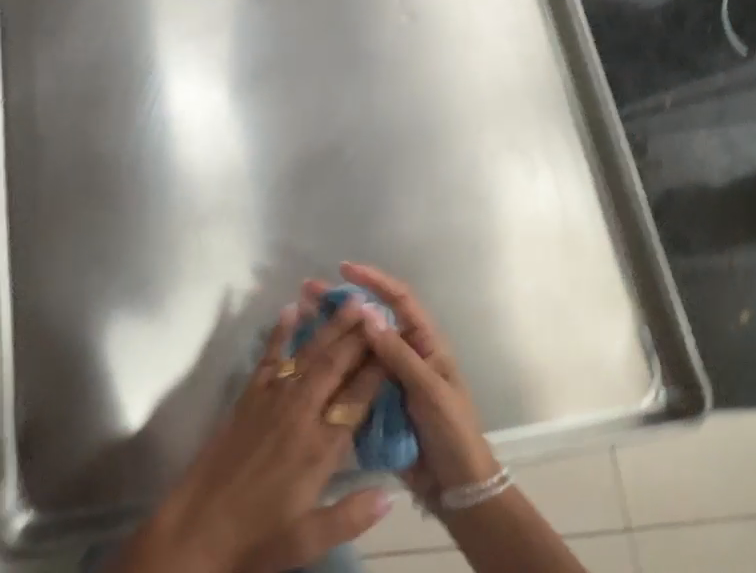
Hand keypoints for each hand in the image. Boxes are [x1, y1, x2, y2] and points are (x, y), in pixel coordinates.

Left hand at [115, 298, 395, 572]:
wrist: (197, 526)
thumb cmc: (258, 537)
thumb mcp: (310, 539)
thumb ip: (352, 515)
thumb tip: (390, 493)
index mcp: (319, 448)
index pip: (357, 399)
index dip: (378, 370)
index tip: (395, 343)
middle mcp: (297, 414)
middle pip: (333, 367)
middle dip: (357, 336)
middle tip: (377, 309)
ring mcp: (269, 401)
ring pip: (305, 356)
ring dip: (328, 328)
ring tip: (349, 302)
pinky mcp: (246, 398)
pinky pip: (268, 358)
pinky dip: (280, 333)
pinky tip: (291, 310)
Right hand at [304, 262, 499, 498]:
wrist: (455, 486)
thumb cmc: (452, 432)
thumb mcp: (430, 391)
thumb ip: (399, 354)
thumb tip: (368, 314)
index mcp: (425, 344)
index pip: (400, 300)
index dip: (375, 280)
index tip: (345, 269)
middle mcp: (404, 353)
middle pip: (370, 319)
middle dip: (341, 302)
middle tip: (308, 290)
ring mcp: (387, 377)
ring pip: (355, 345)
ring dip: (330, 329)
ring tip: (300, 317)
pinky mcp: (373, 399)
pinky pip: (349, 374)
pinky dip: (330, 362)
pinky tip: (306, 356)